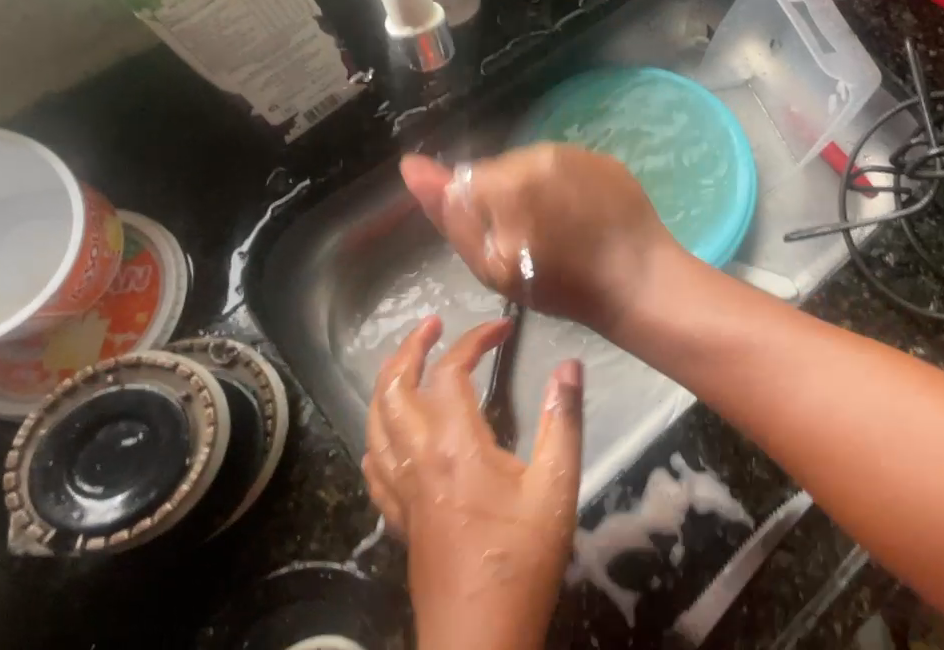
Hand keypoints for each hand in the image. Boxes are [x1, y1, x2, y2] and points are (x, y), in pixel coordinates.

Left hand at [363, 315, 582, 649]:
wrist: (479, 636)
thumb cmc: (523, 559)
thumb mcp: (557, 487)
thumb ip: (564, 421)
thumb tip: (568, 364)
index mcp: (455, 447)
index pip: (450, 372)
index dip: (473, 341)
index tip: (502, 329)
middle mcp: (418, 460)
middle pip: (393, 389)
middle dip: (409, 348)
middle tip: (432, 325)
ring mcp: (401, 491)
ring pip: (375, 423)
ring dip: (387, 383)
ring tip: (410, 363)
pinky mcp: (399, 518)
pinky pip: (374, 462)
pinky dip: (379, 431)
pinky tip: (394, 433)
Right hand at [400, 145, 680, 331]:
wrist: (637, 281)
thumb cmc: (560, 285)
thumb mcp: (491, 265)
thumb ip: (448, 214)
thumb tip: (410, 166)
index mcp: (506, 178)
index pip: (468, 182)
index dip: (480, 215)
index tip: (503, 242)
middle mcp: (540, 152)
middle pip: (502, 170)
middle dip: (507, 200)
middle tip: (533, 241)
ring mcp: (576, 151)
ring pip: (535, 166)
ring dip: (537, 191)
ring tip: (560, 230)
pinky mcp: (604, 158)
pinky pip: (568, 167)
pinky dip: (567, 187)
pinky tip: (582, 216)